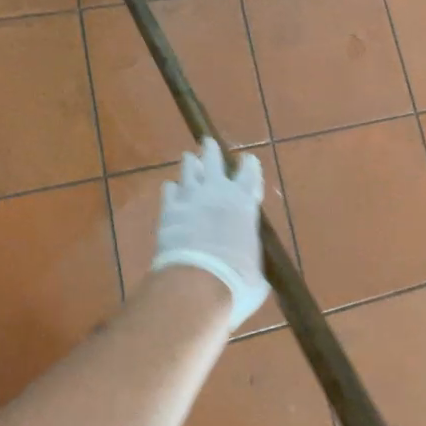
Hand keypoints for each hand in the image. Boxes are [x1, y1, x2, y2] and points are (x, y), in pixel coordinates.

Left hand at [151, 138, 269, 329]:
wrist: (198, 282)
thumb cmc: (237, 280)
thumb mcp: (256, 272)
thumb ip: (252, 260)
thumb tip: (252, 271)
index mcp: (244, 203)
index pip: (250, 174)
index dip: (249, 166)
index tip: (247, 160)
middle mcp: (218, 192)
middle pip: (213, 161)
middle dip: (211, 151)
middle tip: (207, 143)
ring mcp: (191, 197)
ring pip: (189, 170)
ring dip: (190, 164)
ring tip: (189, 159)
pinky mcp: (169, 209)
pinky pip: (169, 191)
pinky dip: (172, 189)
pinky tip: (171, 189)